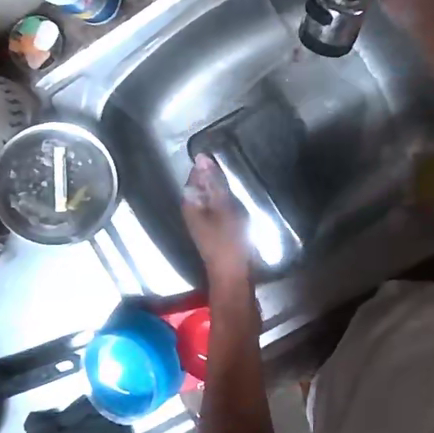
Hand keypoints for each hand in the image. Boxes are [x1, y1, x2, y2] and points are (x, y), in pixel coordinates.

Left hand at [183, 154, 249, 282]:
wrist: (234, 277)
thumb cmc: (228, 241)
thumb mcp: (224, 208)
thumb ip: (214, 183)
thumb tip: (201, 157)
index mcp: (190, 205)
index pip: (195, 175)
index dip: (208, 165)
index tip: (226, 155)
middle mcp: (193, 213)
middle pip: (203, 187)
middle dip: (217, 177)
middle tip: (237, 166)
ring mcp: (204, 224)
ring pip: (212, 198)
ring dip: (224, 190)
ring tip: (242, 180)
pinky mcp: (215, 231)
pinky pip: (219, 209)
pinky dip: (228, 202)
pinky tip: (242, 200)